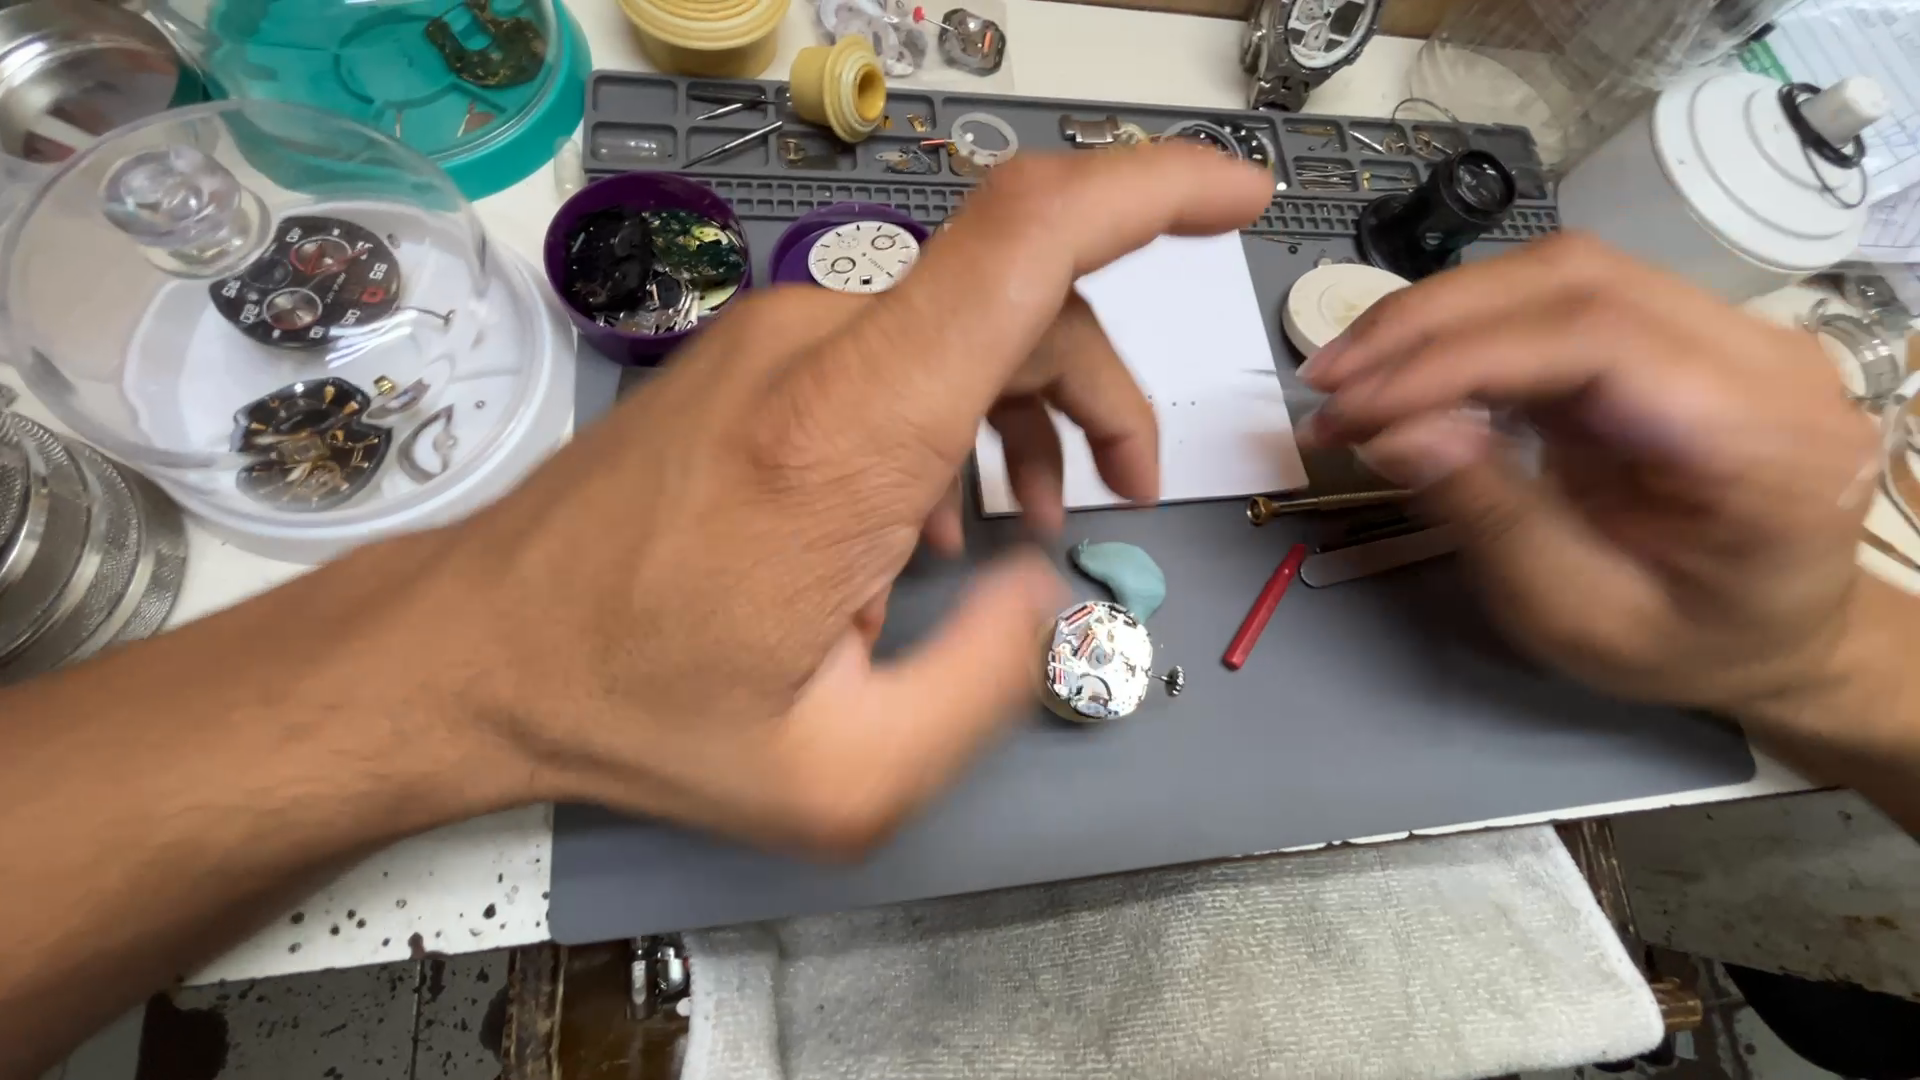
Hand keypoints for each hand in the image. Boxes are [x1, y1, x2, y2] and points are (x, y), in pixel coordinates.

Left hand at [431, 146, 1273, 853]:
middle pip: (1021, 302)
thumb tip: (1041, 578)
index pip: (1026, 240)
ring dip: (1028, 412)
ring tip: (1029, 521)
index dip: (1152, 189)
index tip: (1235, 193)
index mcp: (849, 434)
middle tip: (1121, 486)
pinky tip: (937, 517)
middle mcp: (814, 351)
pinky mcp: (759, 362)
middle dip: (1102, 387)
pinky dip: (955, 421)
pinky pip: (897, 357)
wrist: (482, 651)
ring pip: (963, 331)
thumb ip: (983, 684)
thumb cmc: (646, 711)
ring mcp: (778, 341)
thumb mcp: (846, 772)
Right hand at [1299, 231, 1879, 717]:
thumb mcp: (1574, 609)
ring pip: (1548, 275)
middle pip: (1569, 281)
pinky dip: (1448, 331)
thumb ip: (1492, 515)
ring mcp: (1706, 334)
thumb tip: (1395, 435)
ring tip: (1344, 376)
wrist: (1760, 631)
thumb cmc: (1677, 643)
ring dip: (1425, 318)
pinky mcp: (1650, 340)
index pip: (1595, 340)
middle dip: (1422, 324)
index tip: (1350, 411)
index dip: (1453, 362)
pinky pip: (1539, 304)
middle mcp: (1753, 354)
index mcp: (1761, 436)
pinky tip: (1393, 371)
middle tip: (1324, 384)